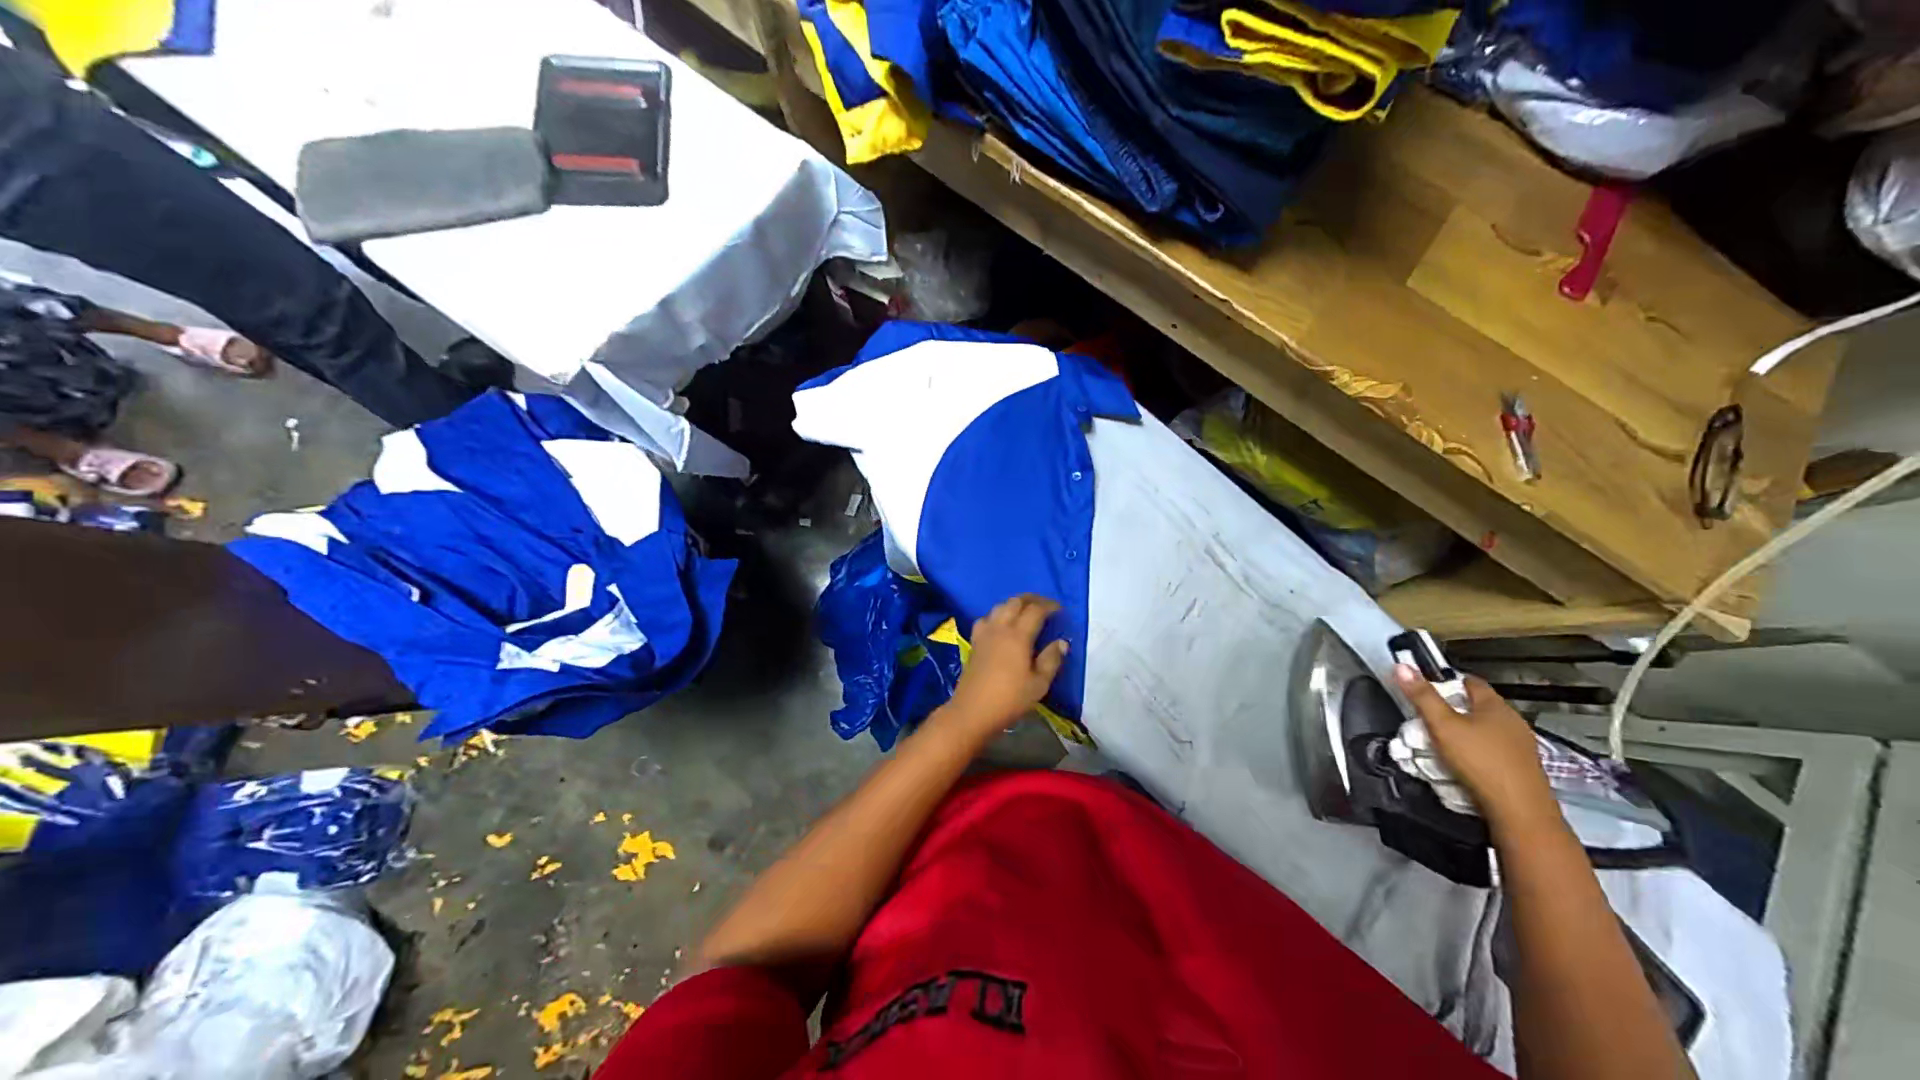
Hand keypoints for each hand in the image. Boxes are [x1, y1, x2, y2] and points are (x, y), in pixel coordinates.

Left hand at [945, 594, 1069, 732]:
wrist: (972, 711)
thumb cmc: (1009, 699)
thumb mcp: (1039, 684)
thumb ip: (1051, 660)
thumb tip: (1061, 642)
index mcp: (1018, 635)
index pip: (1035, 610)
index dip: (1049, 606)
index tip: (1060, 610)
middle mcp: (1000, 628)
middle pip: (1015, 602)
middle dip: (1032, 600)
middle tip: (1045, 606)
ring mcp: (984, 633)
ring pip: (999, 607)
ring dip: (1014, 604)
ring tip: (1025, 612)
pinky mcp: (974, 642)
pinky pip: (987, 618)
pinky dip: (998, 614)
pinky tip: (1002, 625)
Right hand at [1393, 666, 1555, 828]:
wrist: (1520, 810)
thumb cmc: (1479, 761)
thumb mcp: (1442, 726)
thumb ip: (1422, 697)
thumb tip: (1401, 666)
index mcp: (1494, 705)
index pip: (1471, 682)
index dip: (1449, 681)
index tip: (1430, 689)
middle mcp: (1513, 720)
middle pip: (1481, 706)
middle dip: (1457, 708)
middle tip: (1432, 716)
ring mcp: (1523, 745)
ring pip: (1490, 729)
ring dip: (1470, 731)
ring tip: (1445, 741)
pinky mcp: (1524, 767)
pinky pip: (1498, 750)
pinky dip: (1481, 750)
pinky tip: (1468, 763)